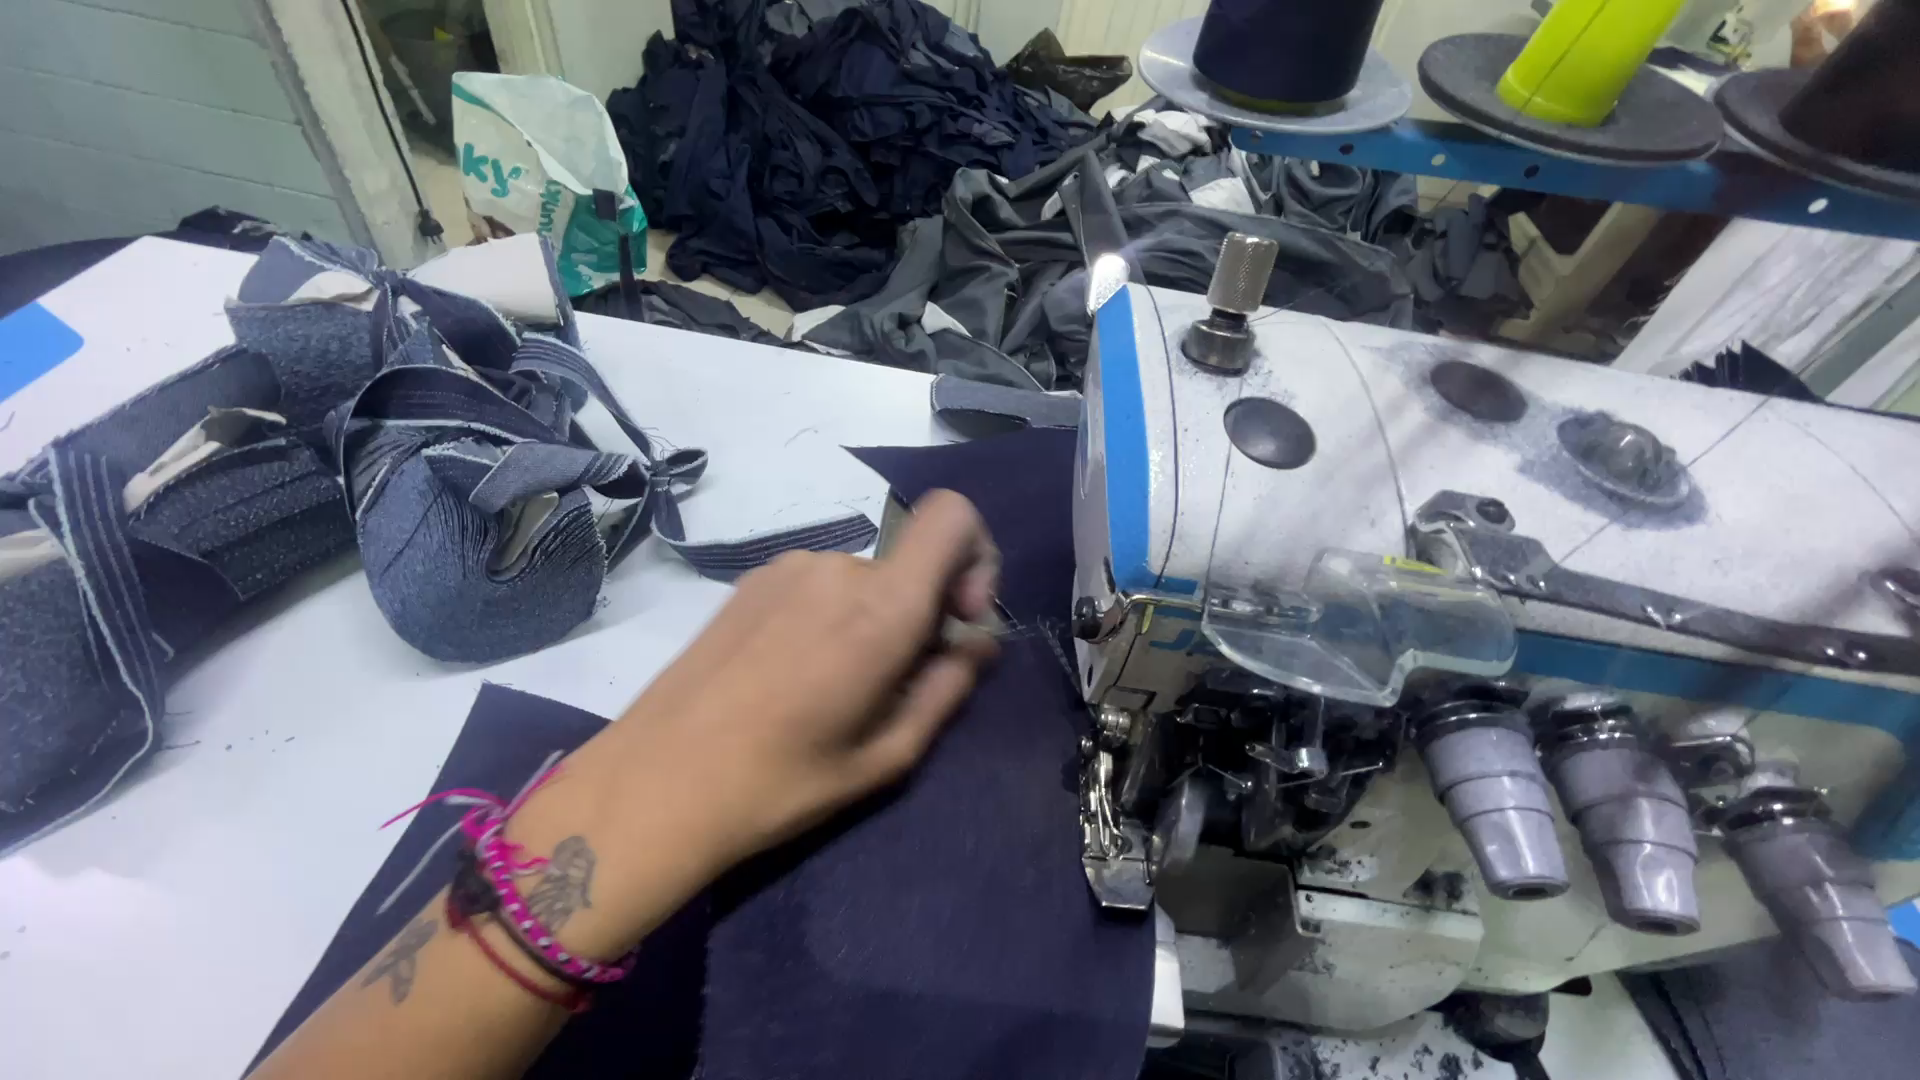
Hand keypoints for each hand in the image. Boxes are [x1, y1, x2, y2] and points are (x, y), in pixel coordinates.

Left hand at [521, 490, 1000, 955]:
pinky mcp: (751, 580)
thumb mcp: (887, 757)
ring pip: (865, 580)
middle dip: (919, 617)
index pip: (953, 516)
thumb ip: (948, 687)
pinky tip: (792, 674)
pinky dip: (830, 617)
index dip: (977, 555)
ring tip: (831, 690)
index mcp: (880, 607)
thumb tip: (979, 642)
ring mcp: (787, 568)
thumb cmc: (781, 784)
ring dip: (871, 621)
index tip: (959, 620)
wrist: (654, 783)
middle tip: (888, 688)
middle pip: (909, 565)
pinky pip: (820, 585)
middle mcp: (837, 567)